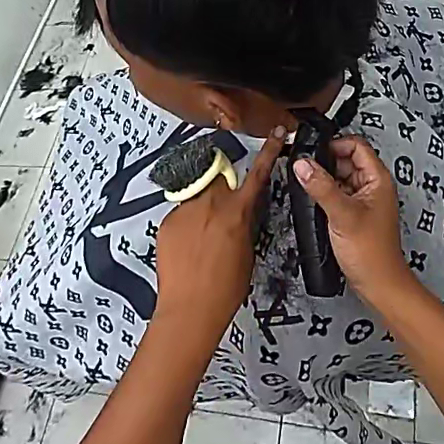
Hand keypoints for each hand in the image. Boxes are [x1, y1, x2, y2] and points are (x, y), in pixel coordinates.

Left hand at [152, 132, 282, 337]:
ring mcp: (184, 212)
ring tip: (205, 238)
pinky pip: (182, 213)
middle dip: (224, 188)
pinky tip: (191, 246)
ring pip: (199, 196)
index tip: (277, 134)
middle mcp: (208, 205)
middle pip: (219, 179)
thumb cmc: (224, 287)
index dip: (269, 150)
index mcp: (236, 211)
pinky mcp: (166, 223)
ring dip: (205, 208)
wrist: (190, 310)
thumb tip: (242, 211)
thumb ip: (245, 221)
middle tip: (226, 213)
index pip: (257, 172)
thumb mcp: (248, 248)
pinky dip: (188, 224)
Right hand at [290, 136, 416, 297]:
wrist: (378, 282)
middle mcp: (373, 186)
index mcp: (378, 179)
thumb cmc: (371, 252)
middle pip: (347, 160)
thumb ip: (321, 187)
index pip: (357, 145)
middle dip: (326, 163)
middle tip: (306, 170)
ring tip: (309, 187)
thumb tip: (304, 165)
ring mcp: (364, 200)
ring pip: (341, 177)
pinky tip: (315, 202)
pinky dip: (326, 194)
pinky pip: (338, 193)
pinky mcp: (355, 213)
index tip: (314, 153)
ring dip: (325, 179)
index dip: (335, 144)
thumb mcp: (342, 214)